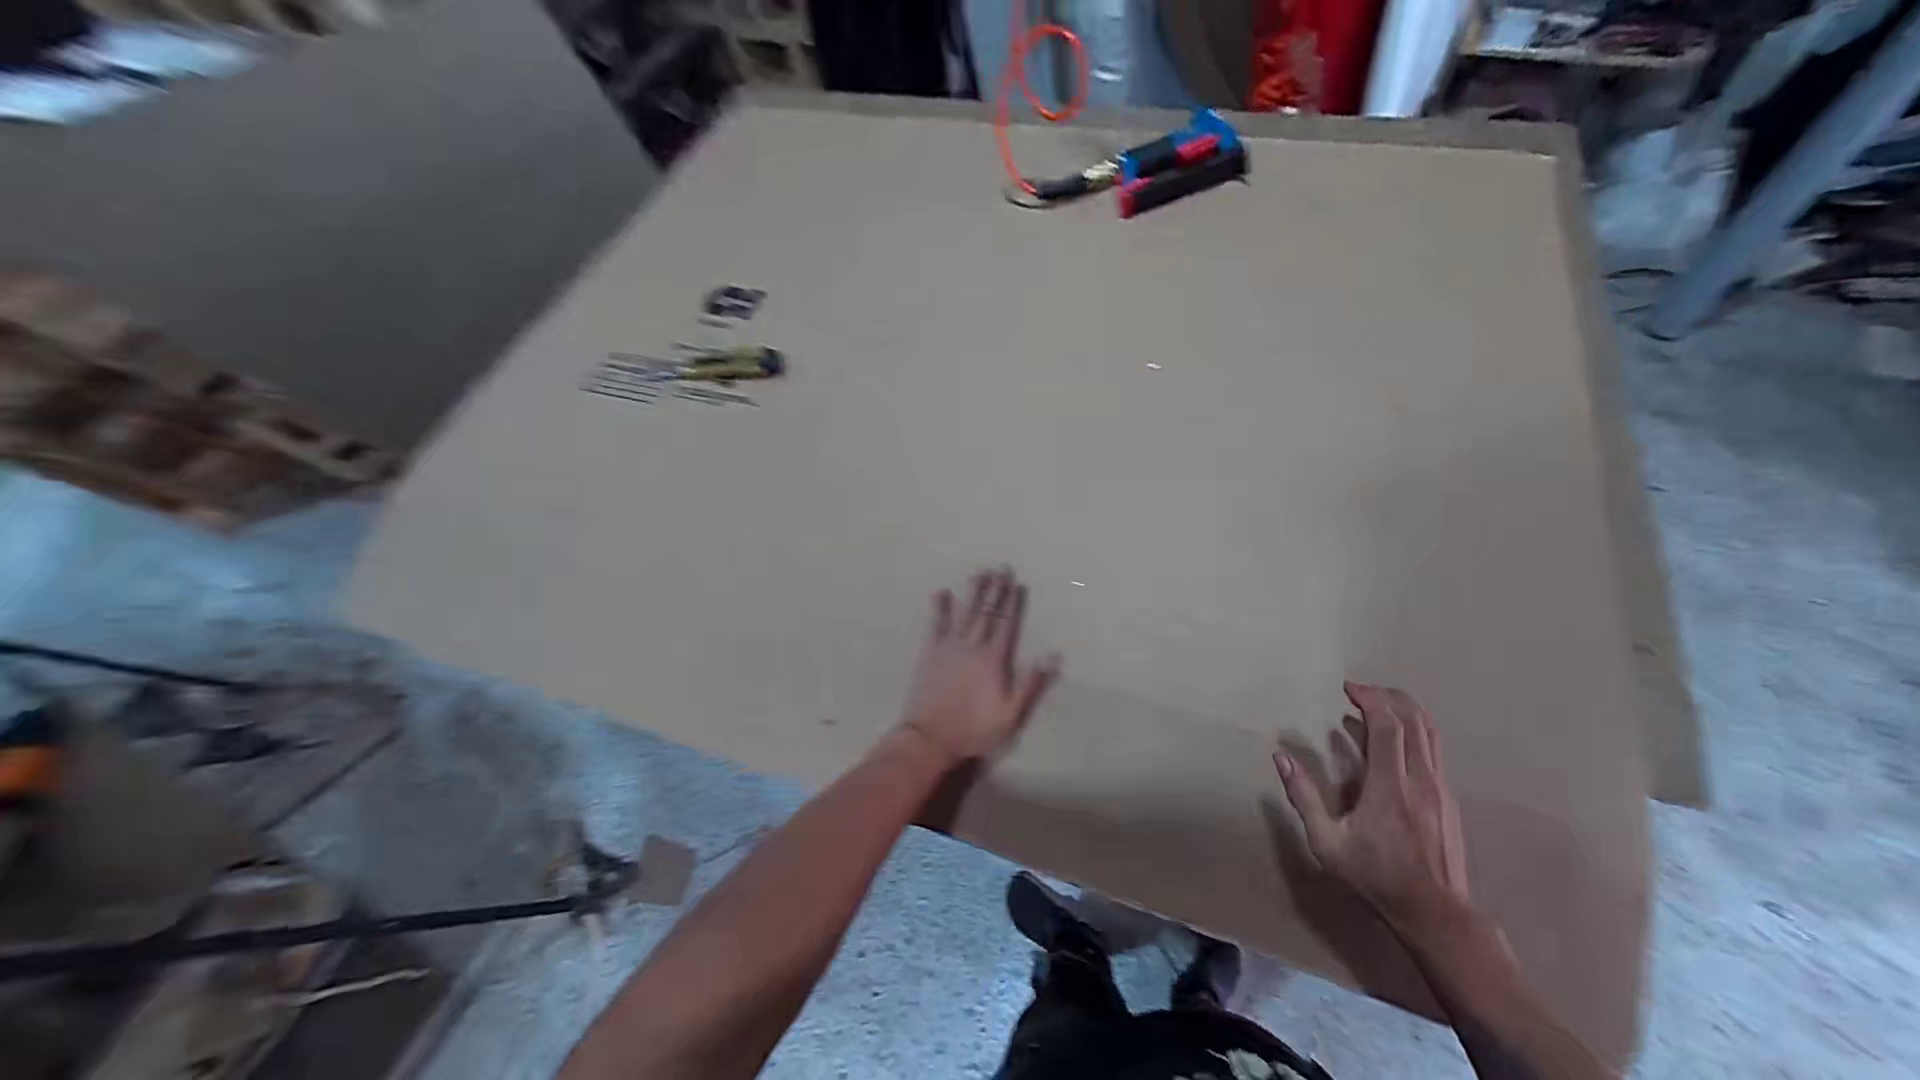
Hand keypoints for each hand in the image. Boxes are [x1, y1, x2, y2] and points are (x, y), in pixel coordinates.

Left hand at [899, 568, 1059, 765]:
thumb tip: (1052, 655)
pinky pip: (936, 625)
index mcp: (994, 659)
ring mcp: (949, 648)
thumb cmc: (974, 729)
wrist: (930, 737)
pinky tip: (941, 593)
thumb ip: (1031, 683)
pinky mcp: (930, 654)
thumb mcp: (1011, 714)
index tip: (1016, 583)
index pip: (1006, 624)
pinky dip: (939, 608)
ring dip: (973, 592)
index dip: (1012, 603)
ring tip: (979, 572)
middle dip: (995, 589)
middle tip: (1000, 567)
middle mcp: (972, 646)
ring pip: (964, 613)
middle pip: (986, 612)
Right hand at [1274, 682, 1471, 935]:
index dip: (1370, 699)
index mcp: (1391, 786)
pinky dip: (1414, 731)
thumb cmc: (1375, 877)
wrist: (1435, 914)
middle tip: (1360, 691)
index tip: (1348, 688)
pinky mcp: (1449, 801)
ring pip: (1431, 733)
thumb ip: (1302, 796)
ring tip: (1379, 704)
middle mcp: (1421, 780)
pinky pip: (1435, 751)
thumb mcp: (1326, 842)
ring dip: (1405, 710)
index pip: (1388, 726)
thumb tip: (1280, 758)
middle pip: (1415, 720)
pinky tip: (1395, 740)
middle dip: (1388, 697)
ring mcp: (1441, 790)